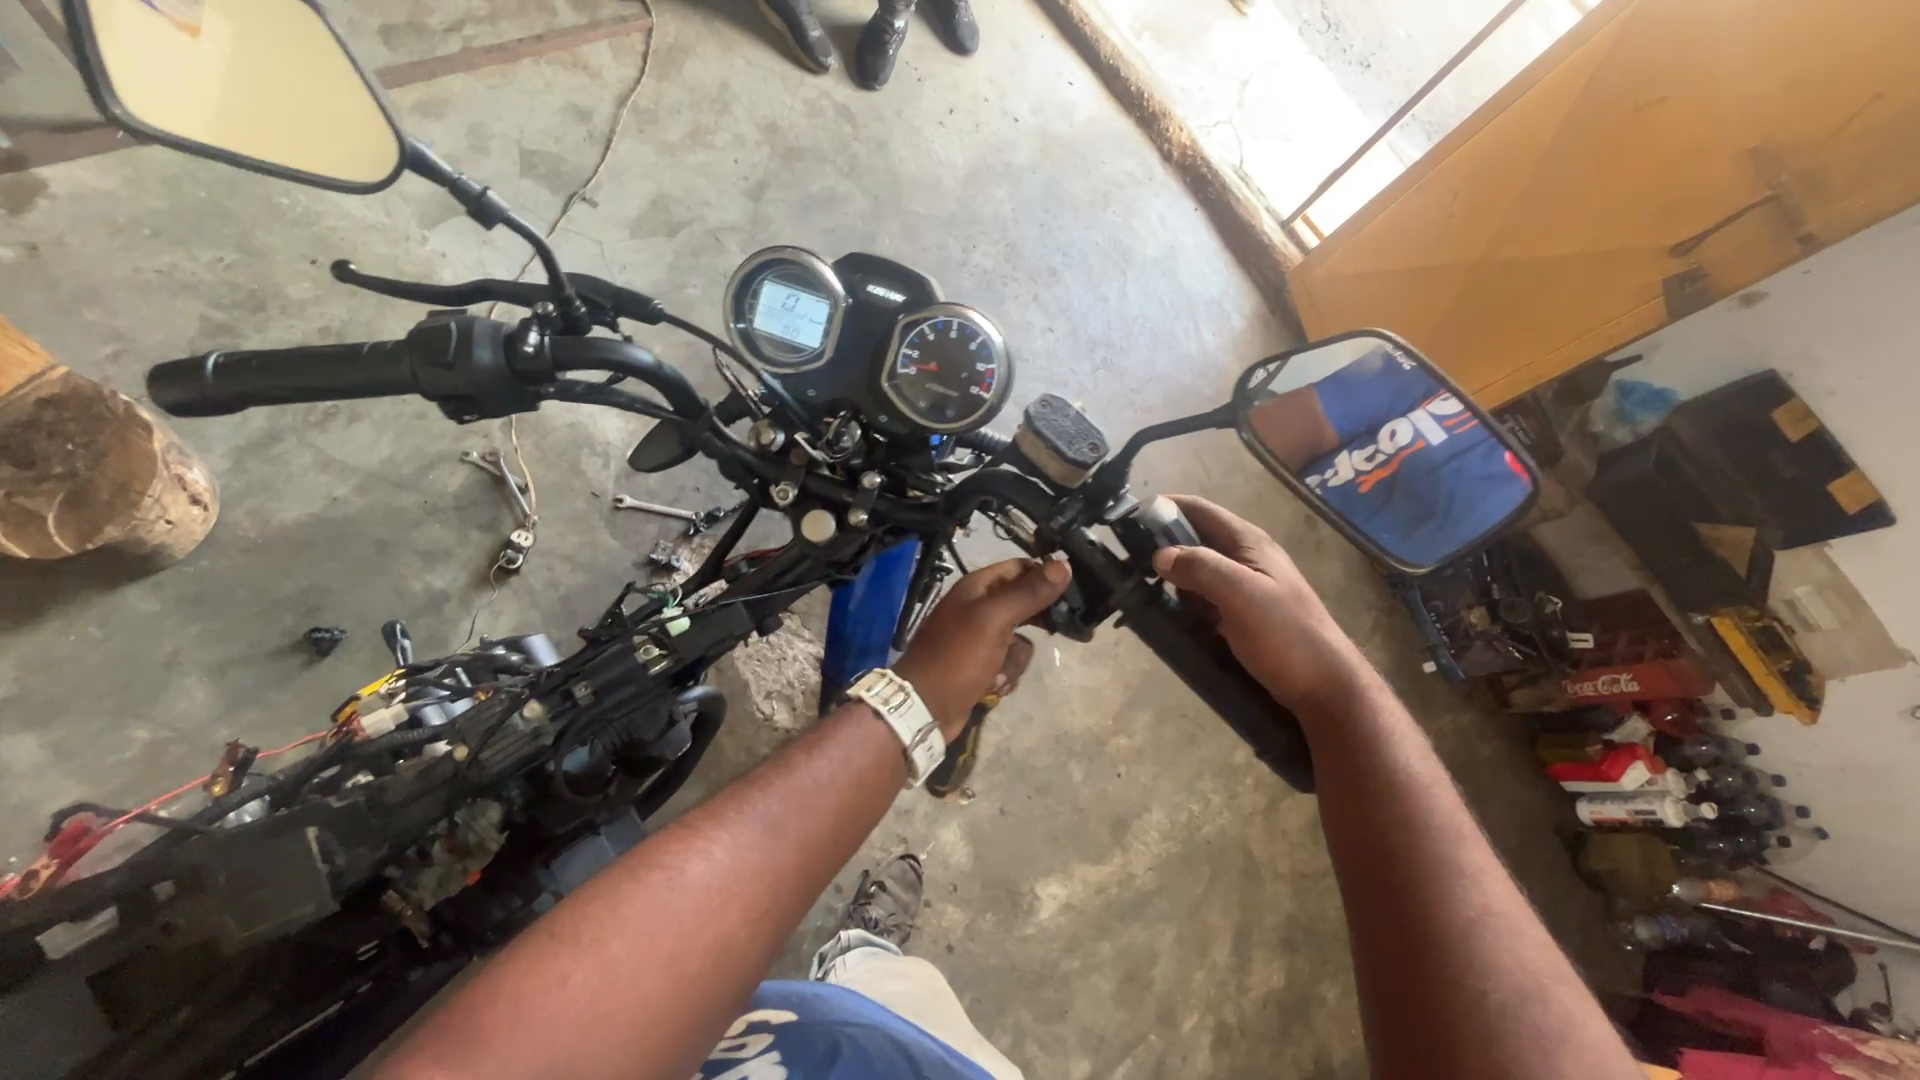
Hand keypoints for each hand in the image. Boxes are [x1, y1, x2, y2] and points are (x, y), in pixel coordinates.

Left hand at [894, 557, 1071, 738]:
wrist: (924, 706)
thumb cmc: (957, 656)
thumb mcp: (994, 619)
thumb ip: (1029, 593)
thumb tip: (1064, 565)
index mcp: (977, 587)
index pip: (1021, 568)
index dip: (1046, 575)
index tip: (1075, 588)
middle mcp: (979, 608)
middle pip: (1024, 604)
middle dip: (1040, 621)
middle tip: (1068, 629)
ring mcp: (980, 639)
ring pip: (1021, 641)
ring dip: (1016, 659)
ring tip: (999, 670)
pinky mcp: (982, 666)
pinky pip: (1009, 664)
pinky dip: (1005, 675)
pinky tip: (992, 686)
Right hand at [1149, 495, 1366, 713]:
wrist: (1326, 687)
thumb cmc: (1286, 636)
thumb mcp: (1240, 595)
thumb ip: (1201, 568)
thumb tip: (1160, 554)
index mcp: (1248, 542)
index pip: (1199, 510)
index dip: (1165, 507)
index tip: (1129, 520)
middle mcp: (1246, 557)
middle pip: (1196, 537)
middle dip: (1163, 544)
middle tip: (1129, 561)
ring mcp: (1246, 587)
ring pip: (1198, 569)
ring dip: (1173, 575)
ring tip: (1143, 589)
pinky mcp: (1242, 614)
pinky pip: (1205, 597)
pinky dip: (1185, 599)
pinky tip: (1171, 614)